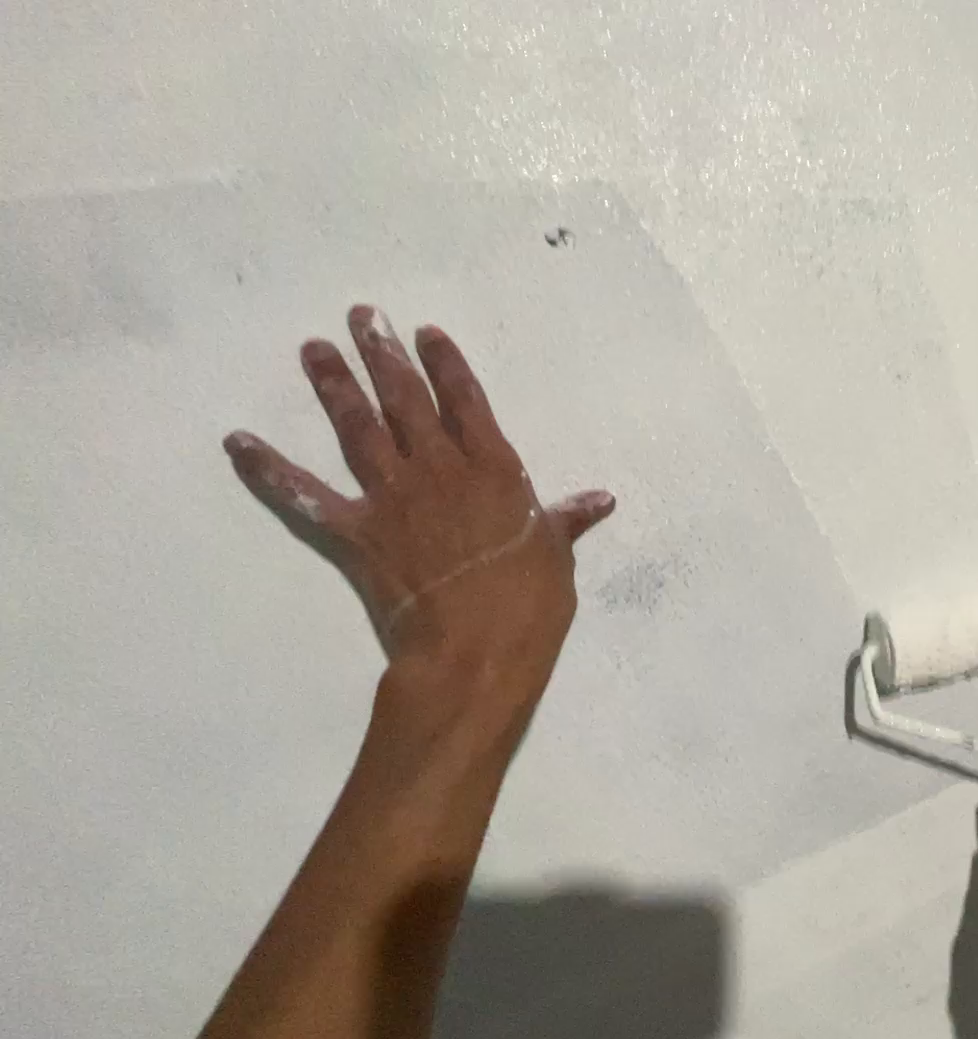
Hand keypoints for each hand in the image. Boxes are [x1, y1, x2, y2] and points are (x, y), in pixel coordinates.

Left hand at [222, 305, 612, 732]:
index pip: (468, 403)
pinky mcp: (354, 532)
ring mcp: (392, 498)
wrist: (477, 648)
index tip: (426, 333)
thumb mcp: (558, 552)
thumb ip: (568, 518)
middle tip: (362, 317)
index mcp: (495, 470)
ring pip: (358, 430)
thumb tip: (602, 499)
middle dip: (386, 357)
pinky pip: (304, 496)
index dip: (447, 365)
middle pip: (407, 402)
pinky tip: (239, 443)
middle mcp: (440, 470)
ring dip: (336, 388)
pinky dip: (269, 471)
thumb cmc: (532, 599)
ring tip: (315, 349)